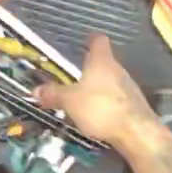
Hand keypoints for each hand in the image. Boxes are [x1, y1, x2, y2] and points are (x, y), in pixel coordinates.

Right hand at [37, 35, 163, 150]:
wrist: (136, 132)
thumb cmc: (100, 108)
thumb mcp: (70, 101)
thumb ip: (54, 95)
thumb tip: (36, 90)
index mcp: (102, 61)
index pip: (98, 41)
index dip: (90, 40)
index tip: (83, 43)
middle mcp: (118, 69)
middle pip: (104, 63)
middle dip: (90, 70)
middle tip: (74, 79)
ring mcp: (129, 87)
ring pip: (111, 82)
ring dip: (98, 88)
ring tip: (82, 101)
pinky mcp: (135, 105)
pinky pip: (117, 99)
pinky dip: (107, 104)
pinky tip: (98, 116)